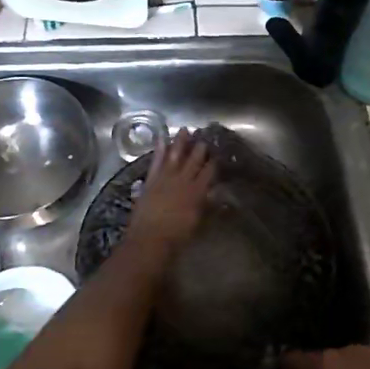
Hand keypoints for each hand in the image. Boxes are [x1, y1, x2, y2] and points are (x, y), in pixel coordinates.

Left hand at [124, 129, 214, 254]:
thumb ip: (209, 208)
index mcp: (198, 191)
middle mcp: (183, 180)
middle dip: (200, 148)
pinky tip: (161, 139)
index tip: (218, 154)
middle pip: (194, 160)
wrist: (150, 239)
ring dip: (180, 142)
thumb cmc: (178, 236)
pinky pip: (156, 161)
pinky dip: (159, 150)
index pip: (209, 172)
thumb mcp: (199, 223)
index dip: (214, 162)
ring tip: (185, 129)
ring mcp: (165, 178)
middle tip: (203, 136)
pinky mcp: (151, 180)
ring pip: (175, 155)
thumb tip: (220, 197)